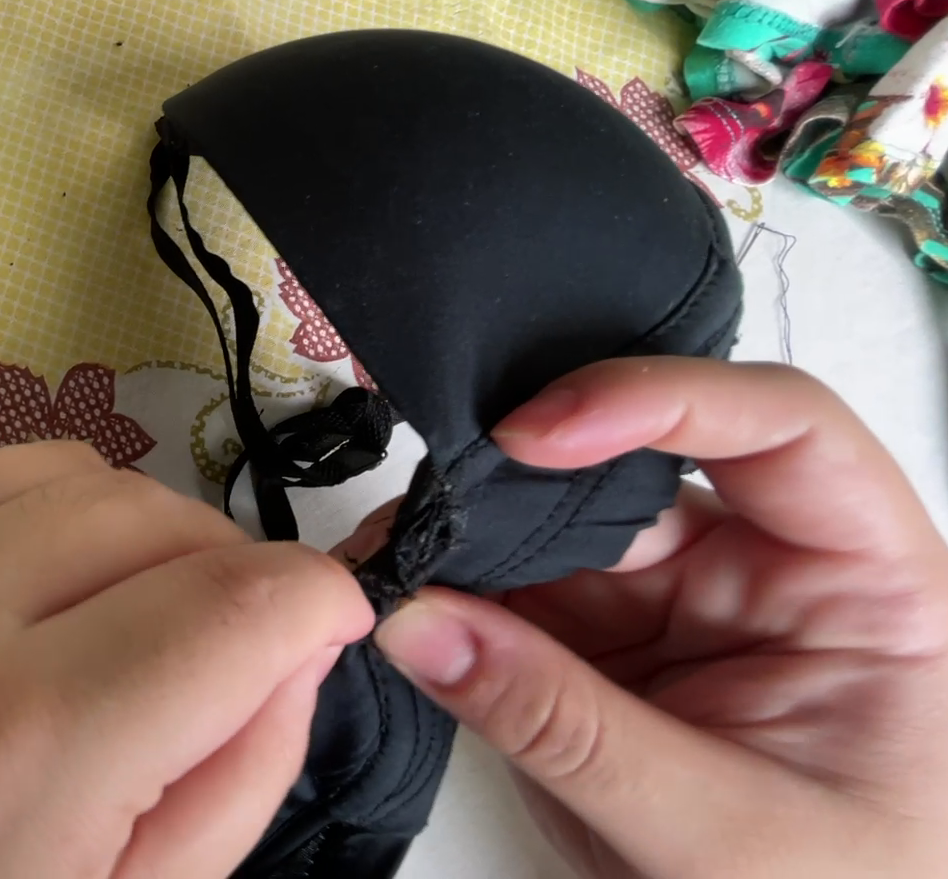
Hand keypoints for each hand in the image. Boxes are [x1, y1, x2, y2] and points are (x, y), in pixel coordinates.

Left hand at [0, 441, 371, 878]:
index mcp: (19, 745)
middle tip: (223, 638)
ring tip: (127, 613)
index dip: (316, 600)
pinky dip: (65, 511)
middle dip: (228, 569)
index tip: (331, 618)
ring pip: (92, 473)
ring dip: (145, 534)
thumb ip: (244, 764)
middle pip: (160, 517)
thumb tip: (298, 630)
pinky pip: (14, 468)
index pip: (231, 607)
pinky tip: (48, 580)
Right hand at [368, 359, 947, 877]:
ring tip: (383, 557)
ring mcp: (644, 589)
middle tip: (418, 506)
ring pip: (530, 512)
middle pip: (614, 460)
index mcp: (852, 588)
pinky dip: (429, 571)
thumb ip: (563, 725)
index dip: (655, 400)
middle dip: (501, 471)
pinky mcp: (568, 618)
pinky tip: (389, 580)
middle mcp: (740, 565)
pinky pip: (486, 569)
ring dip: (451, 525)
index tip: (532, 434)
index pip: (776, 428)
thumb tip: (417, 622)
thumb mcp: (725, 837)